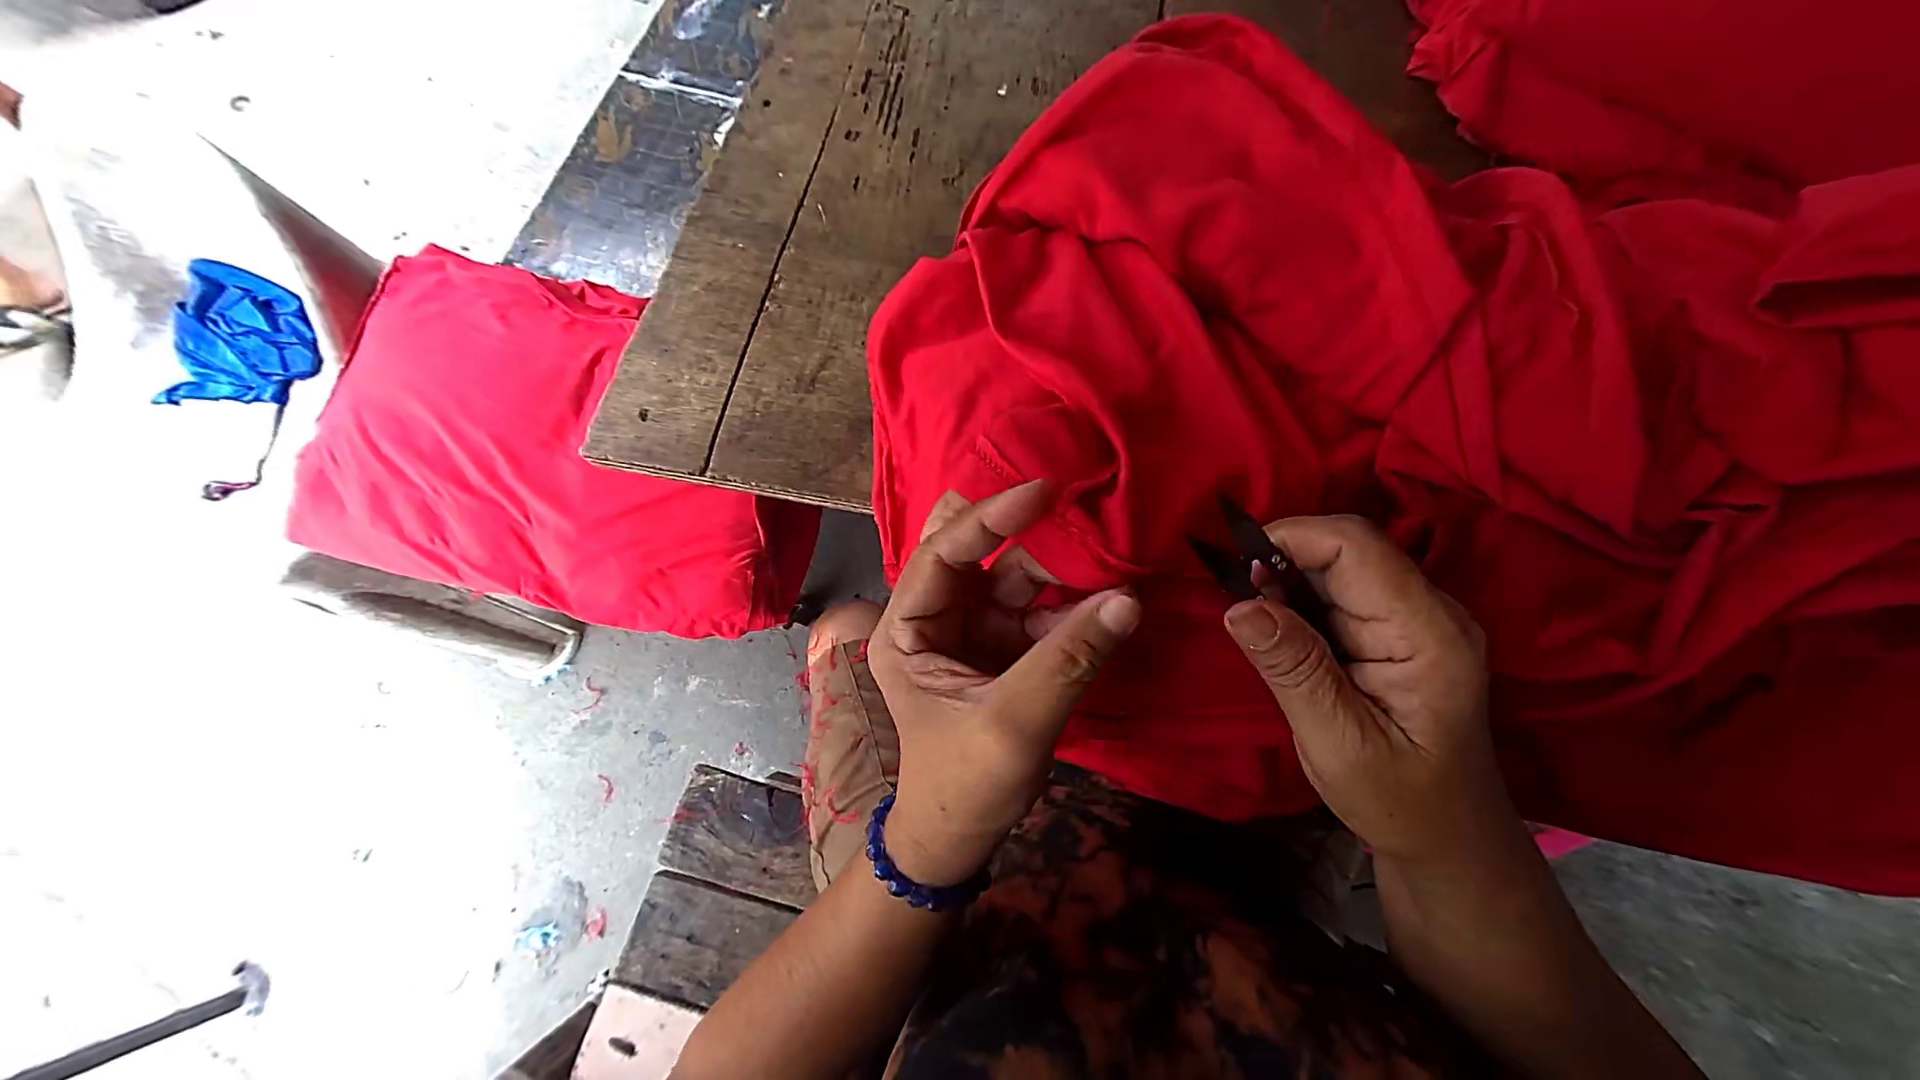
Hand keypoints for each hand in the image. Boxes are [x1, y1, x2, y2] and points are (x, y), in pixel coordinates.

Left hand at [866, 479, 1141, 884]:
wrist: (960, 836)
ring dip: (1060, 573)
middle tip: (1082, 512)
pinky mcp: (1003, 647)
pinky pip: (1039, 611)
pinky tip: (1105, 601)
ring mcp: (971, 630)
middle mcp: (934, 618)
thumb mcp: (1014, 723)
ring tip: (1109, 558)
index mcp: (907, 628)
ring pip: (1016, 581)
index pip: (942, 554)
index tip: (1043, 490)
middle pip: (981, 558)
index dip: (989, 517)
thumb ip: (1068, 660)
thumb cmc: (965, 783)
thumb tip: (1127, 599)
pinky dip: (1071, 606)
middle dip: (1029, 538)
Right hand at [1224, 515, 1522, 864]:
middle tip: (1236, 598)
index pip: (1356, 547)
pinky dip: (1295, 597)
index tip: (1237, 573)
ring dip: (1284, 577)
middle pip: (1348, 547)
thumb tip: (1238, 606)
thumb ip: (1293, 670)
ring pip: (1338, 564)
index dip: (1291, 539)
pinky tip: (1275, 627)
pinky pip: (1338, 590)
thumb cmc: (1400, 802)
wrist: (1450, 839)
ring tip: (1251, 617)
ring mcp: (1415, 618)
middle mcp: (1429, 611)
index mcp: (1428, 635)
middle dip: (1281, 557)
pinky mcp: (1395, 629)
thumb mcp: (1338, 744)